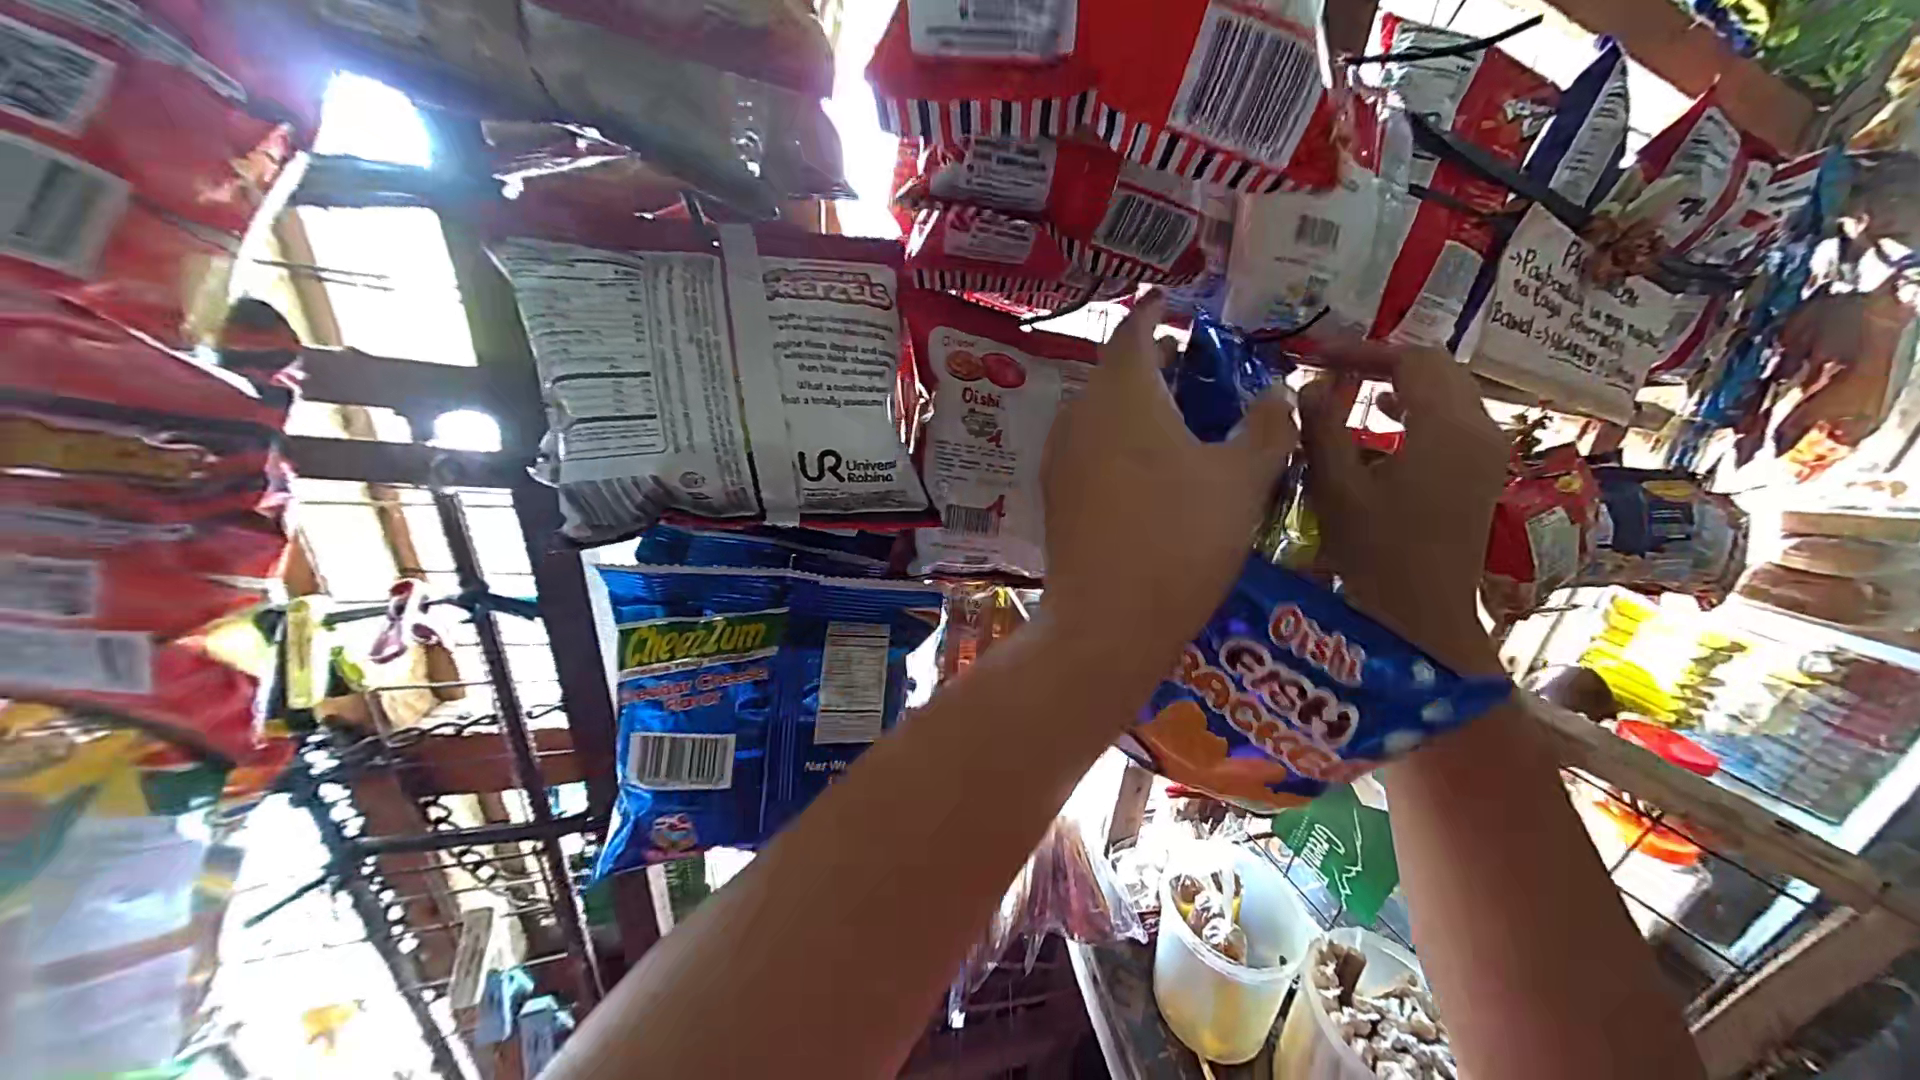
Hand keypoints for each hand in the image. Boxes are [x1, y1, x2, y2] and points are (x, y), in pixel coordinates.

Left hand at [1040, 296, 1297, 675]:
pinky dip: (1115, 440)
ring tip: (1176, 420)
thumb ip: (1267, 425)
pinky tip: (1145, 468)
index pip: (1134, 329)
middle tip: (1193, 370)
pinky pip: (1086, 447)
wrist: (1109, 619)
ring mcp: (1059, 456)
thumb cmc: (1182, 538)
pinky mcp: (1053, 494)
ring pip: (1098, 411)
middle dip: (1152, 364)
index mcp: (1122, 392)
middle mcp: (1079, 413)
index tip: (1178, 306)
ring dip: (1133, 405)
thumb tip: (1280, 391)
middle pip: (1114, 371)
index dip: (1157, 312)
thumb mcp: (1243, 478)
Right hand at [1298, 341, 1507, 674]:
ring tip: (1353, 393)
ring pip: (1449, 392)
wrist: (1420, 615)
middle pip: (1439, 369)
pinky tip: (1384, 428)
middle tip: (1333, 371)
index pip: (1413, 360)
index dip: (1363, 351)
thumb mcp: (1336, 487)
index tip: (1316, 357)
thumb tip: (1311, 385)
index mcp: (1445, 429)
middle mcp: (1480, 430)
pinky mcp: (1482, 473)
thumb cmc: (1373, 552)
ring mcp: (1487, 453)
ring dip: (1403, 385)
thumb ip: (1322, 428)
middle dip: (1384, 363)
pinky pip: (1453, 419)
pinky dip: (1417, 410)